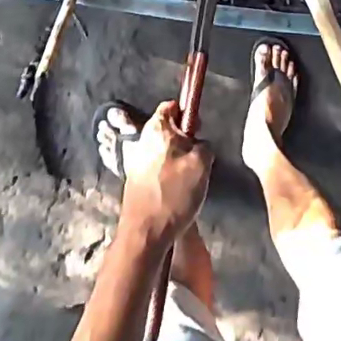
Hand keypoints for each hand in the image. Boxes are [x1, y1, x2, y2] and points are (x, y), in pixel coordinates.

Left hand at [118, 101, 211, 245]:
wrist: (145, 235)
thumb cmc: (174, 193)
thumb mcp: (203, 162)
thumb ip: (205, 145)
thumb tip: (199, 145)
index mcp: (156, 128)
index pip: (172, 105)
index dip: (189, 112)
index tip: (199, 128)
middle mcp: (142, 141)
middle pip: (169, 130)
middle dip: (186, 140)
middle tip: (200, 157)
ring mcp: (136, 163)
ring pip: (165, 151)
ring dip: (179, 160)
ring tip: (191, 178)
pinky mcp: (135, 183)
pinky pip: (158, 169)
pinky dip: (169, 175)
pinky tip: (178, 192)